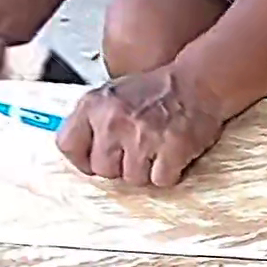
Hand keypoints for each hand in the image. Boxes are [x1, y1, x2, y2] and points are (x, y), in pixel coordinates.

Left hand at [55, 64, 227, 186]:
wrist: (197, 86)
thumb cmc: (160, 91)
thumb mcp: (114, 95)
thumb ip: (97, 119)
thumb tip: (89, 147)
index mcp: (94, 106)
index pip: (69, 146)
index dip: (83, 161)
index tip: (95, 164)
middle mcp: (114, 122)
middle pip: (104, 169)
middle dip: (121, 169)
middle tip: (135, 161)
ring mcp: (143, 138)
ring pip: (134, 178)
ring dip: (147, 174)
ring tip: (157, 159)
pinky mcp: (172, 151)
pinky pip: (162, 180)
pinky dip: (169, 175)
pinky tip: (174, 162)